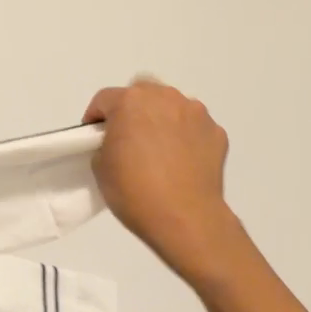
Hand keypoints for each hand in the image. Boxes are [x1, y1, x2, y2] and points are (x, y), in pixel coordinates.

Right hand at [83, 77, 245, 283]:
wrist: (185, 219)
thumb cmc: (134, 191)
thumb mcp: (100, 166)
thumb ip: (107, 141)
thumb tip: (120, 140)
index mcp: (131, 102)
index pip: (104, 99)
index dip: (95, 118)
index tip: (94, 138)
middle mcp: (165, 98)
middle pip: (141, 93)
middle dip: (131, 109)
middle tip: (127, 138)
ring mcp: (196, 113)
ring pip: (171, 106)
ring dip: (160, 119)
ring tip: (157, 150)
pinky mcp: (216, 132)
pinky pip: (193, 127)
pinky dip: (184, 137)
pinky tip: (180, 161)